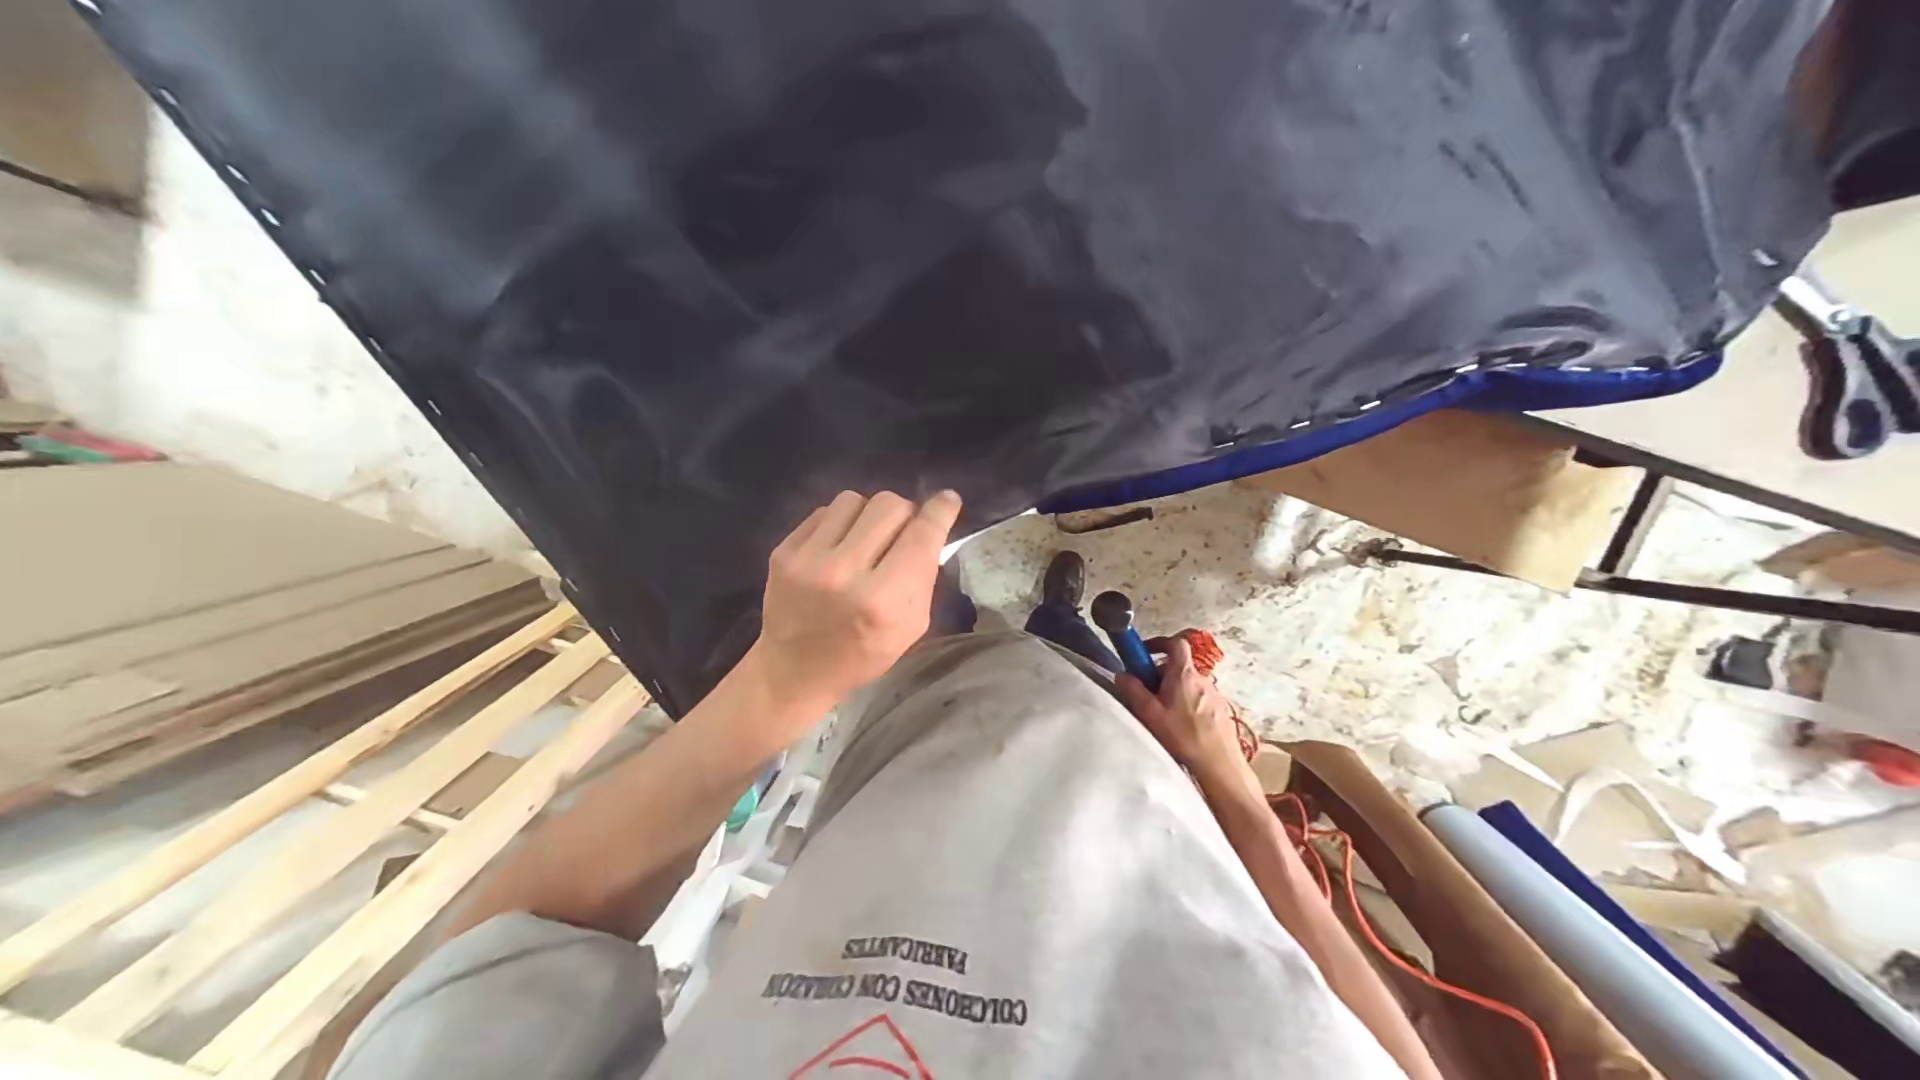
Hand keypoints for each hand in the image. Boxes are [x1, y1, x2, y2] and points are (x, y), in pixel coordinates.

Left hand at [749, 489, 962, 709]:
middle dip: (904, 514)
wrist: (795, 670)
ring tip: (866, 539)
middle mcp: (845, 572)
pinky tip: (838, 546)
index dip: (940, 510)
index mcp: (884, 599)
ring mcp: (809, 559)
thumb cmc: (862, 653)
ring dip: (869, 515)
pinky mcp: (784, 551)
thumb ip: (923, 576)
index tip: (947, 500)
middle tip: (900, 534)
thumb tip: (931, 526)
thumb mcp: (911, 626)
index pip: (922, 534)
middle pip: (890, 505)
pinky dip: (839, 524)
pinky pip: (823, 512)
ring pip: (855, 500)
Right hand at [1115, 636, 1244, 782]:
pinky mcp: (1222, 710)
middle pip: (1180, 665)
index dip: (1160, 642)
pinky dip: (1188, 702)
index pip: (1175, 643)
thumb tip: (1122, 674)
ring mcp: (1215, 694)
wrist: (1219, 764)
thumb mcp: (1149, 713)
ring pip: (1190, 683)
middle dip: (1162, 673)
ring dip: (1176, 689)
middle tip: (1148, 691)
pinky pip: (1201, 697)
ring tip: (1164, 713)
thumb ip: (1133, 690)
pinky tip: (1182, 725)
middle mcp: (1202, 678)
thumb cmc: (1181, 736)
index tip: (1144, 652)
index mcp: (1183, 674)